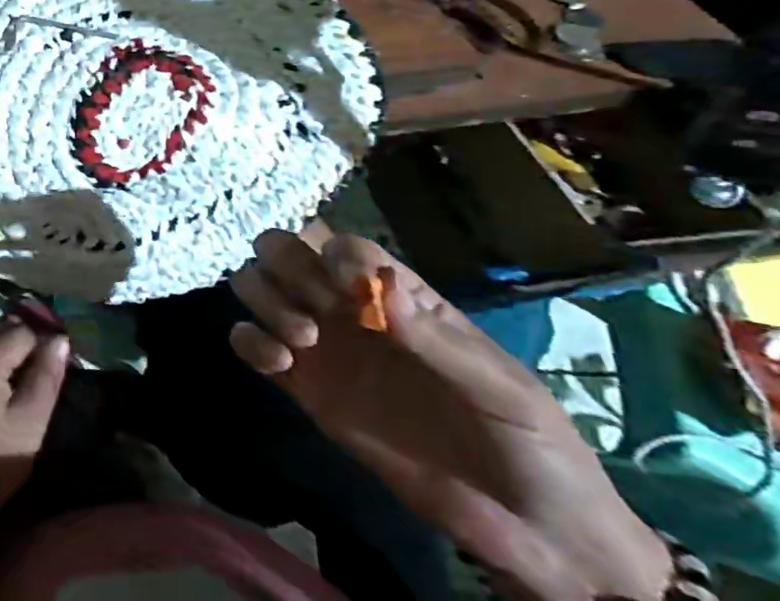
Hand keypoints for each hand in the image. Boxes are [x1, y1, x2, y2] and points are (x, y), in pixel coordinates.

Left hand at [0, 316, 70, 496]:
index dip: (44, 349)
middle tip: (42, 377)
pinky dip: (3, 352)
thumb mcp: (33, 418)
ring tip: (28, 380)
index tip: (54, 374)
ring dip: (16, 347)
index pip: (24, 332)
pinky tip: (12, 381)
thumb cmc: (1, 454)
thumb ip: (47, 374)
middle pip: (8, 326)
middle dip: (30, 344)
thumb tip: (61, 338)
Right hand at [230, 229, 672, 600]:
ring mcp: (321, 346)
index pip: (344, 246)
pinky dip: (248, 341)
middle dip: (286, 267)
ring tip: (301, 341)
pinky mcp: (300, 386)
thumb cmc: (531, 444)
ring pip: (256, 286)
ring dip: (264, 299)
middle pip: (285, 251)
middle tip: (316, 311)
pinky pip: (248, 342)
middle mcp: (349, 310)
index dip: (334, 255)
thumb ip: (432, 338)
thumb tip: (376, 284)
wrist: (529, 532)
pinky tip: (278, 363)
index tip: (347, 292)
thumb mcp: (498, 387)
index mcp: (400, 298)